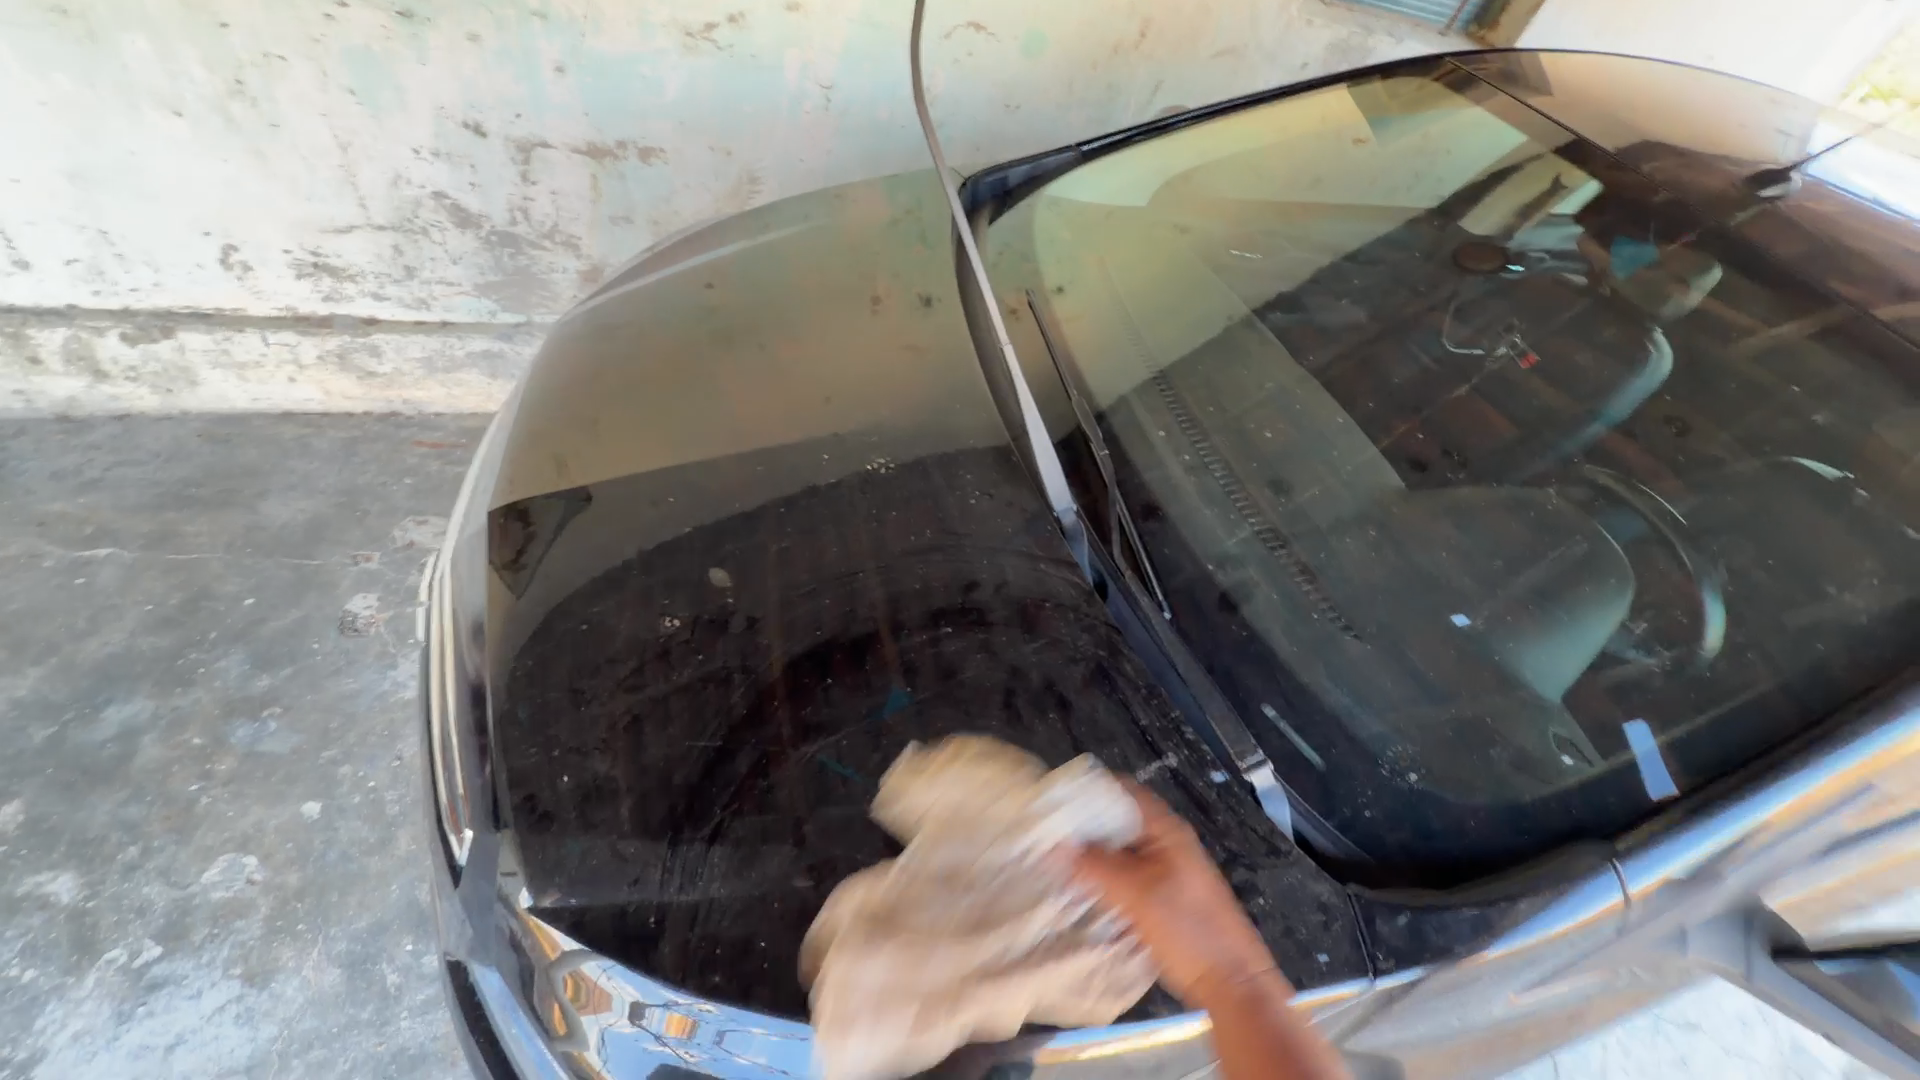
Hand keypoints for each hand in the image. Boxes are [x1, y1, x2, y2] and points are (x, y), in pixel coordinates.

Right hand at [1069, 780, 1285, 1009]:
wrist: (1234, 985)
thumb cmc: (1189, 931)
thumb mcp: (1136, 895)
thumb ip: (1095, 866)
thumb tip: (1054, 845)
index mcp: (1166, 831)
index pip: (1124, 792)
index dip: (1090, 790)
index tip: (1056, 800)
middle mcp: (1167, 844)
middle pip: (1119, 823)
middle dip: (1086, 828)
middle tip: (1049, 836)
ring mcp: (1168, 872)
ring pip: (1121, 853)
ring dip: (1093, 858)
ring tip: (1058, 865)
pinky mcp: (1165, 899)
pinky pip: (1127, 879)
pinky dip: (1106, 882)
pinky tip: (1083, 895)